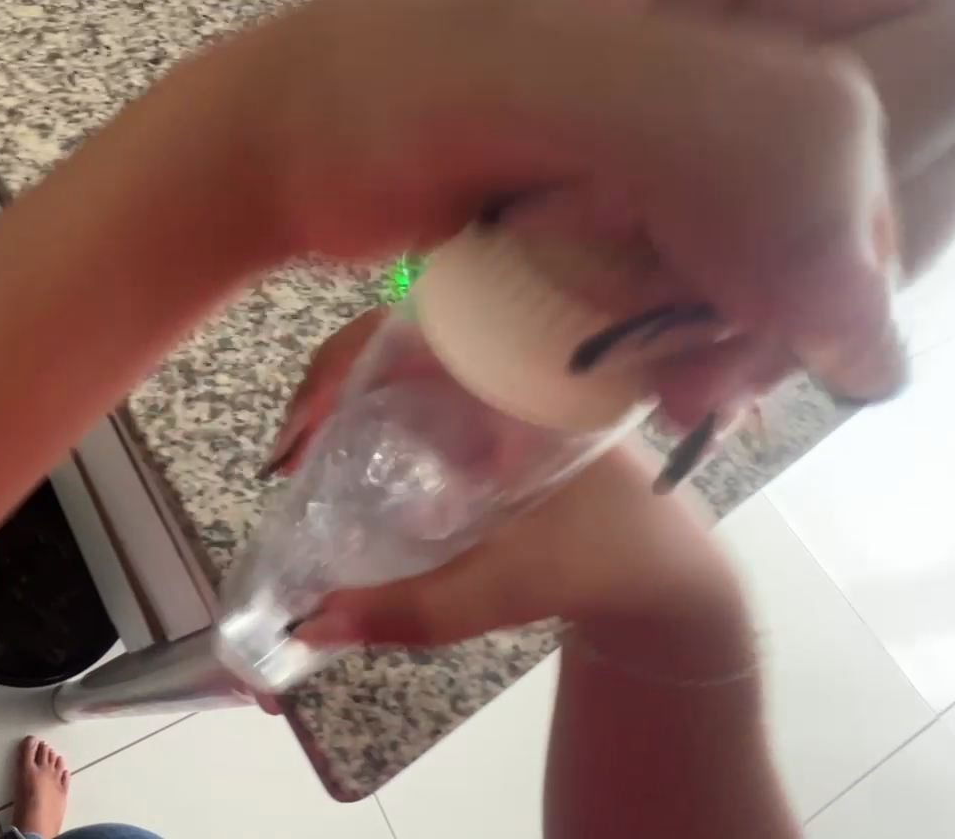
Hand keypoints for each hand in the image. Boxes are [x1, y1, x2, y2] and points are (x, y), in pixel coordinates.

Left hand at [195, 0, 954, 423]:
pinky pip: (734, 278)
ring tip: (638, 358)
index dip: (848, 202)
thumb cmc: (364, 95)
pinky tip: (630, 357)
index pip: (943, 74)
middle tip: (667, 346)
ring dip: (739, 324)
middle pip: (897, 174)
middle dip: (787, 280)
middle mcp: (755, 14)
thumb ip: (721, 139)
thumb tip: (867, 314)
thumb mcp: (526, 77)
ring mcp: (702, 114)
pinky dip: (692, 334)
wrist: (283, 151)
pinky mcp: (648, 192)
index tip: (695, 280)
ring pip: (818, 247)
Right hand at [272, 313, 738, 649]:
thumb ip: (414, 610)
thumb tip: (312, 623)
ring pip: (385, 357)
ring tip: (302, 455)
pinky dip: (359, 407)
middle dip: (320, 389)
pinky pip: (401, 380)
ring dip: (334, 397)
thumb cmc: (602, 565)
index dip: (334, 371)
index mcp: (509, 372)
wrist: (666, 569)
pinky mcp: (474, 398)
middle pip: (379, 338)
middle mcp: (491, 357)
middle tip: (288, 457)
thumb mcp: (509, 588)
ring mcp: (481, 374)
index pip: (400, 331)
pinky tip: (340, 450)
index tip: (301, 438)